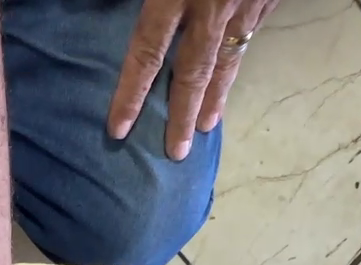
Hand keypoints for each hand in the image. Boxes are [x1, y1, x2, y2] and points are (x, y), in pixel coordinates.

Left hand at [107, 0, 279, 159]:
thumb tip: (109, 8)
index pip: (147, 53)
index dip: (131, 93)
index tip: (119, 129)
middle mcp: (213, 5)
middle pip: (193, 71)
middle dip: (182, 115)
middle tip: (177, 153)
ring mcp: (248, 0)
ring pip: (229, 57)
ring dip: (217, 96)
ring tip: (208, 126)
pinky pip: (251, 32)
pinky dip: (239, 58)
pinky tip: (233, 73)